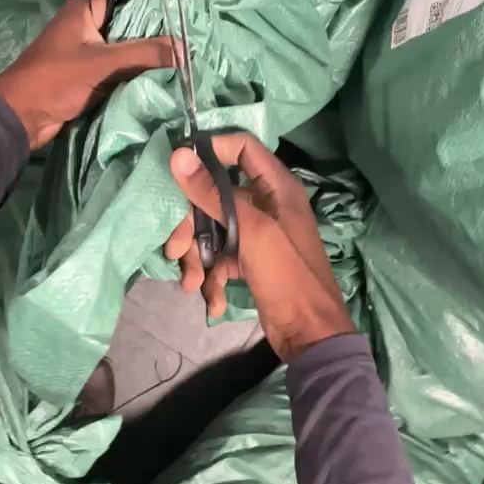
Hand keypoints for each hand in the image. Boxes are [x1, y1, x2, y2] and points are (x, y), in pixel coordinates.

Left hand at [0, 0, 180, 149]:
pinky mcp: (83, 75)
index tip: (181, 21)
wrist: (22, 116)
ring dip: (142, 60)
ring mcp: (83, 52)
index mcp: (84, 9)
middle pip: (127, 27)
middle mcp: (84, 25)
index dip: (152, 9)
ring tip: (176, 64)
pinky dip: (129, 76)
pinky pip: (113, 71)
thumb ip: (145, 53)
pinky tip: (153, 80)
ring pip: (121, 51)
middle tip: (183, 47)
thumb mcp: (104, 63)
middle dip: (152, 39)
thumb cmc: (57, 80)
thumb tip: (184, 49)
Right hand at [165, 133, 355, 361]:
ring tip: (190, 284)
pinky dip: (212, 277)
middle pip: (216, 196)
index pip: (241, 147)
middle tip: (173, 249)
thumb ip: (213, 194)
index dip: (211, 151)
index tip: (179, 169)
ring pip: (213, 230)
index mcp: (277, 187)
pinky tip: (213, 300)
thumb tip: (179, 155)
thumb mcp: (250, 233)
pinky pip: (221, 257)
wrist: (309, 335)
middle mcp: (267, 205)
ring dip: (197, 256)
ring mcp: (258, 234)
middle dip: (191, 224)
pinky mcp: (250, 260)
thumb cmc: (287, 277)